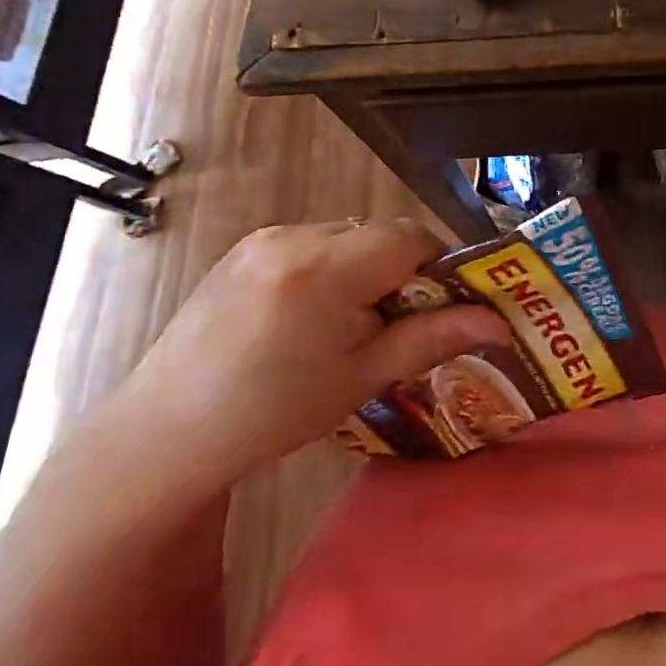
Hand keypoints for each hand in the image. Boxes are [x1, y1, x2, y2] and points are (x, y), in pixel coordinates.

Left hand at [99, 220, 507, 491]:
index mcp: (326, 267)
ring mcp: (266, 238)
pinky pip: (318, 243)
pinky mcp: (247, 249)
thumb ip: (436, 337)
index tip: (444, 309)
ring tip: (358, 322)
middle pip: (385, 233)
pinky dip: (338, 267)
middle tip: (402, 323)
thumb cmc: (275, 411)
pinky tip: (319, 314)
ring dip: (373, 268)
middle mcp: (295, 236)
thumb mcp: (365, 376)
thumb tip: (501, 323)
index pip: (414, 238)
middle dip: (407, 270)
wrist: (164, 433)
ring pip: (354, 236)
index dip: (442, 268)